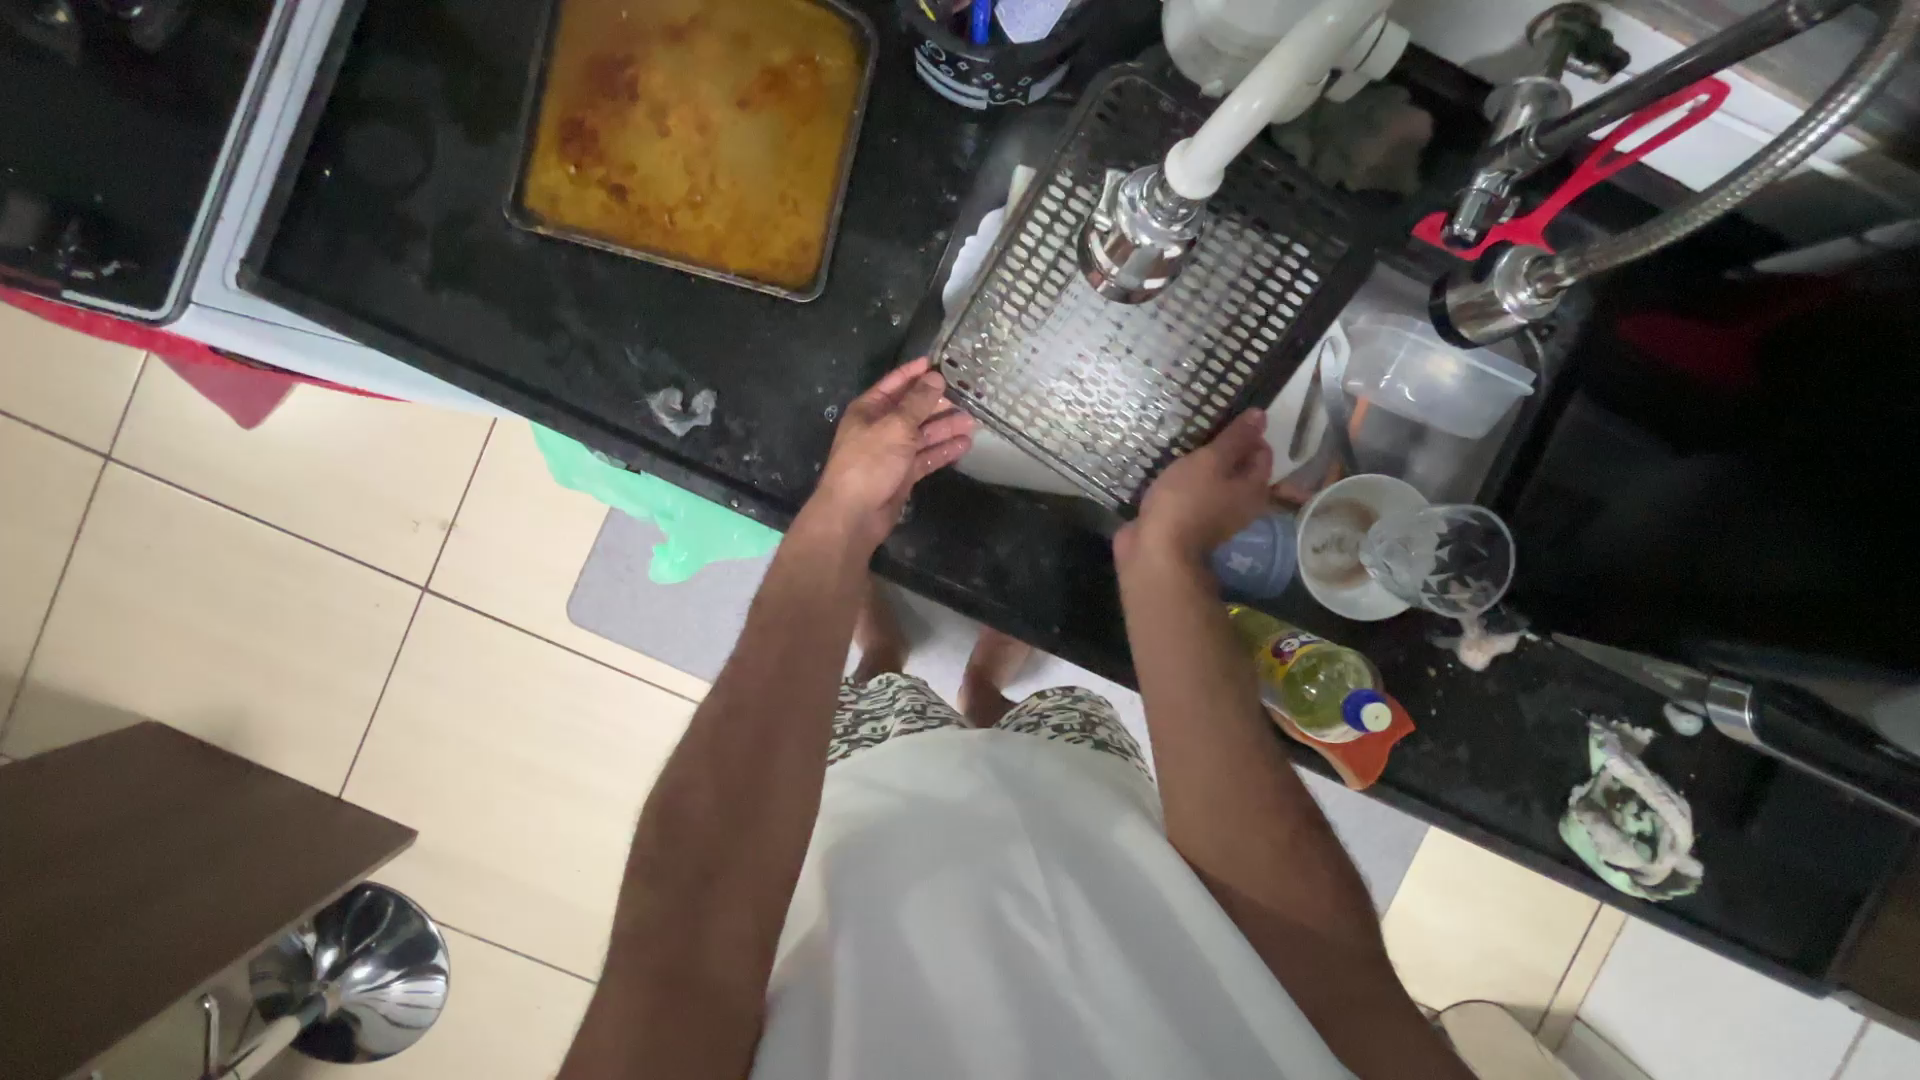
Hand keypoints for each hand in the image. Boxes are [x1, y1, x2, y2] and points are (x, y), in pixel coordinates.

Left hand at [810, 358, 974, 549]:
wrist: (854, 514)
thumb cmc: (869, 462)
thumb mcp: (895, 426)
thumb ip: (917, 402)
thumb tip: (935, 378)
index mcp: (869, 409)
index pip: (895, 384)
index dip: (916, 373)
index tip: (940, 363)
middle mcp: (880, 428)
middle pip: (913, 410)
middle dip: (938, 403)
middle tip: (968, 396)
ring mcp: (891, 452)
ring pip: (922, 435)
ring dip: (945, 427)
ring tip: (974, 422)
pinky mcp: (902, 475)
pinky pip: (925, 457)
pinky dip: (943, 451)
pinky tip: (964, 444)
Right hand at [1117, 408, 1272, 566]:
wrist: (1155, 550)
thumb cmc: (1186, 501)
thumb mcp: (1210, 461)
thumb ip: (1235, 438)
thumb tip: (1261, 415)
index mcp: (1254, 489)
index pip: (1262, 452)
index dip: (1247, 433)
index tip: (1222, 420)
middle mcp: (1240, 504)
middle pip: (1237, 468)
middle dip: (1221, 449)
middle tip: (1198, 431)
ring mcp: (1214, 516)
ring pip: (1212, 482)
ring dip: (1199, 466)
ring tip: (1179, 447)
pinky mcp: (1188, 522)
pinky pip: (1191, 495)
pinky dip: (1183, 483)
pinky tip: (1166, 472)